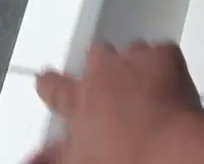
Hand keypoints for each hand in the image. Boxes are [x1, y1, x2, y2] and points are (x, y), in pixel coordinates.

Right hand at [31, 42, 203, 163]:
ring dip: (135, 67)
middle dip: (103, 70)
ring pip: (131, 51)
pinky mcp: (164, 53)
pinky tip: (168, 86)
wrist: (167, 152)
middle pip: (96, 56)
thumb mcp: (79, 161)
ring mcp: (135, 58)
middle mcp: (104, 72)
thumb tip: (35, 160)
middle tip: (113, 90)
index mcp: (80, 101)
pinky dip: (163, 65)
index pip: (54, 86)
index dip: (49, 83)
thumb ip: (55, 157)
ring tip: (145, 92)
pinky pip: (161, 51)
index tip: (46, 79)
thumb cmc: (125, 161)